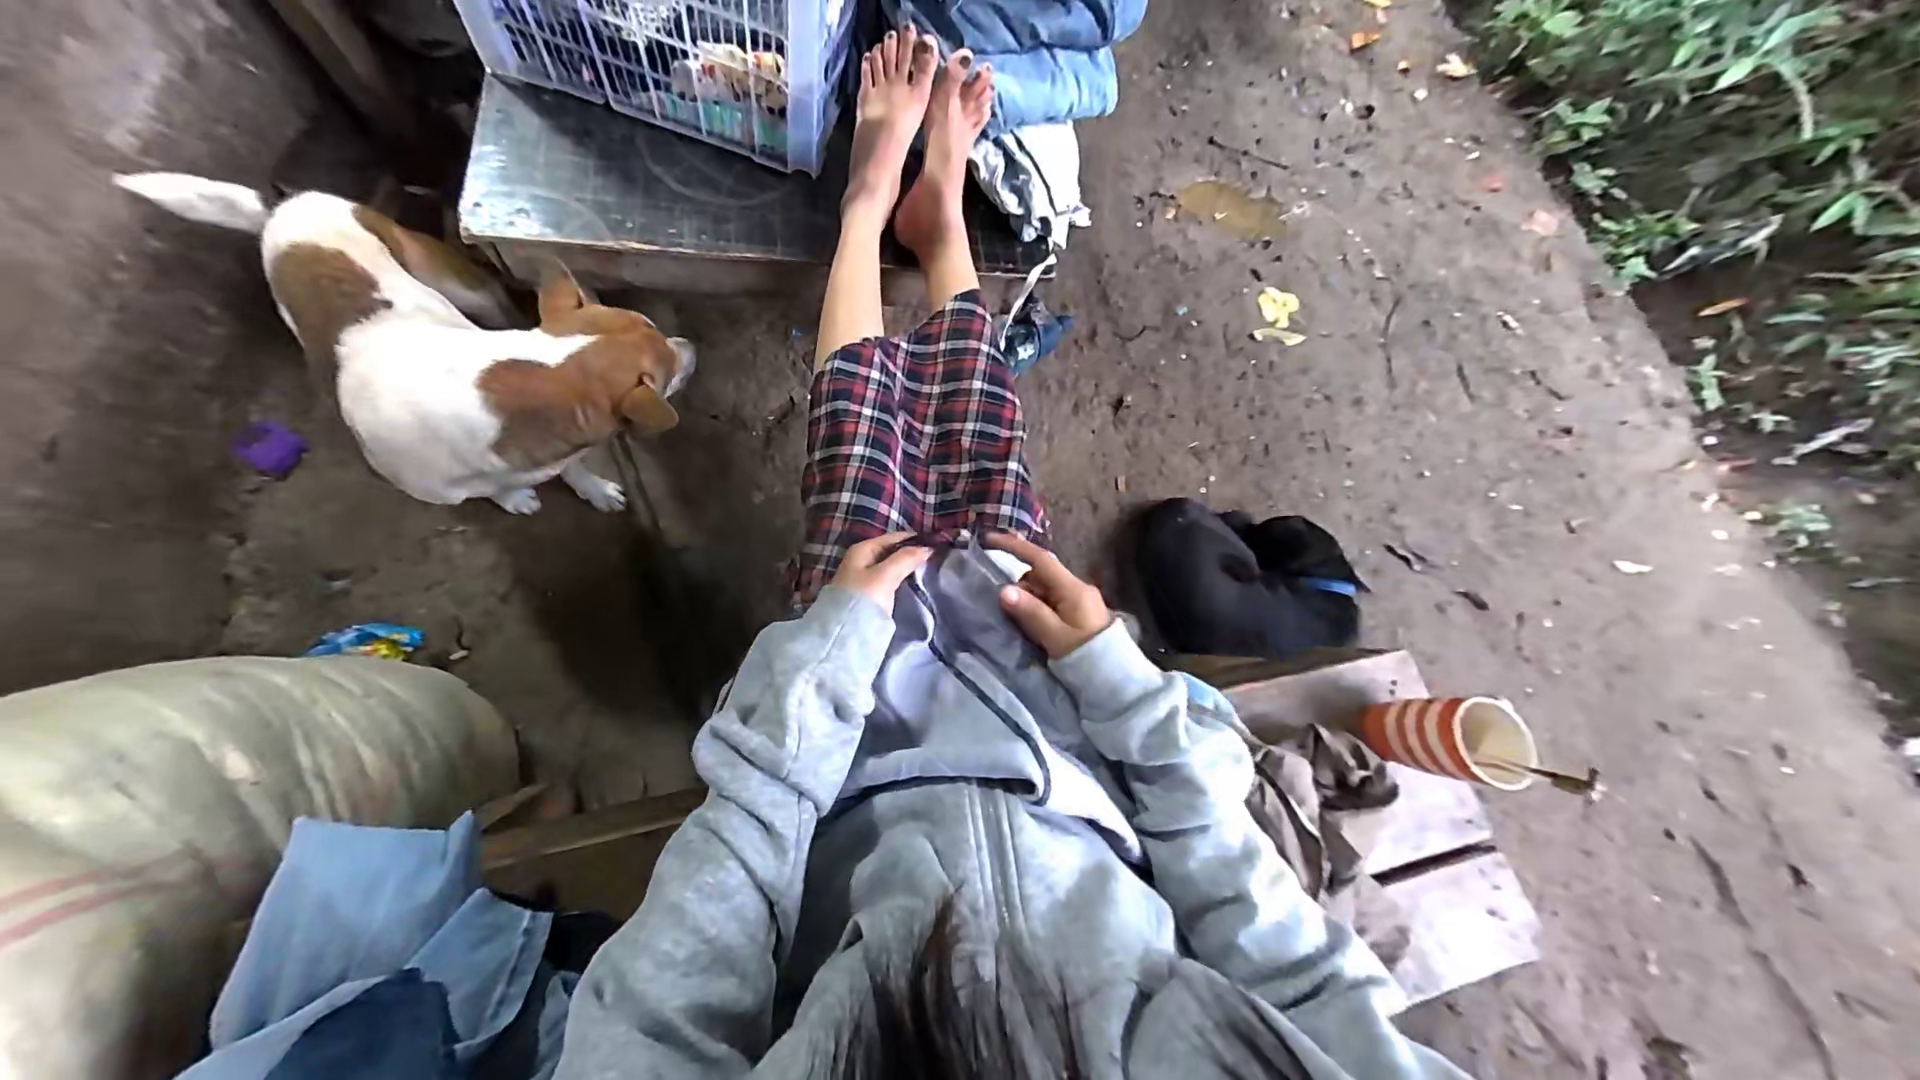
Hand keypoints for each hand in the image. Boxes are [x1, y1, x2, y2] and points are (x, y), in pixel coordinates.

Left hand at [832, 531, 931, 609]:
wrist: (844, 632)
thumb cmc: (863, 599)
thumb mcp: (885, 575)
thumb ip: (905, 559)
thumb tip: (927, 548)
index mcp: (862, 550)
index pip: (893, 538)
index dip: (914, 540)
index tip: (936, 544)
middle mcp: (861, 560)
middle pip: (892, 552)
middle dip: (912, 554)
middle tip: (935, 558)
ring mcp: (864, 579)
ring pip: (892, 567)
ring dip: (907, 568)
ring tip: (930, 570)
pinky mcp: (869, 595)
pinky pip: (890, 581)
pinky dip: (901, 580)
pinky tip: (915, 584)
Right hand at [987, 532, 1113, 658]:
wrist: (1116, 680)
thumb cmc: (1086, 657)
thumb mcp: (1054, 637)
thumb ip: (1030, 612)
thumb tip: (1004, 590)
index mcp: (1072, 589)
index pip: (1040, 559)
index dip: (1015, 547)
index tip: (990, 540)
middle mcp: (1077, 588)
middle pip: (1039, 576)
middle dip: (1022, 589)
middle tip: (1015, 618)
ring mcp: (1080, 600)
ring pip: (1044, 590)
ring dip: (1030, 603)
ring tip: (1030, 630)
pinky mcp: (1080, 613)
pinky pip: (1052, 602)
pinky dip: (1039, 611)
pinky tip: (1038, 630)